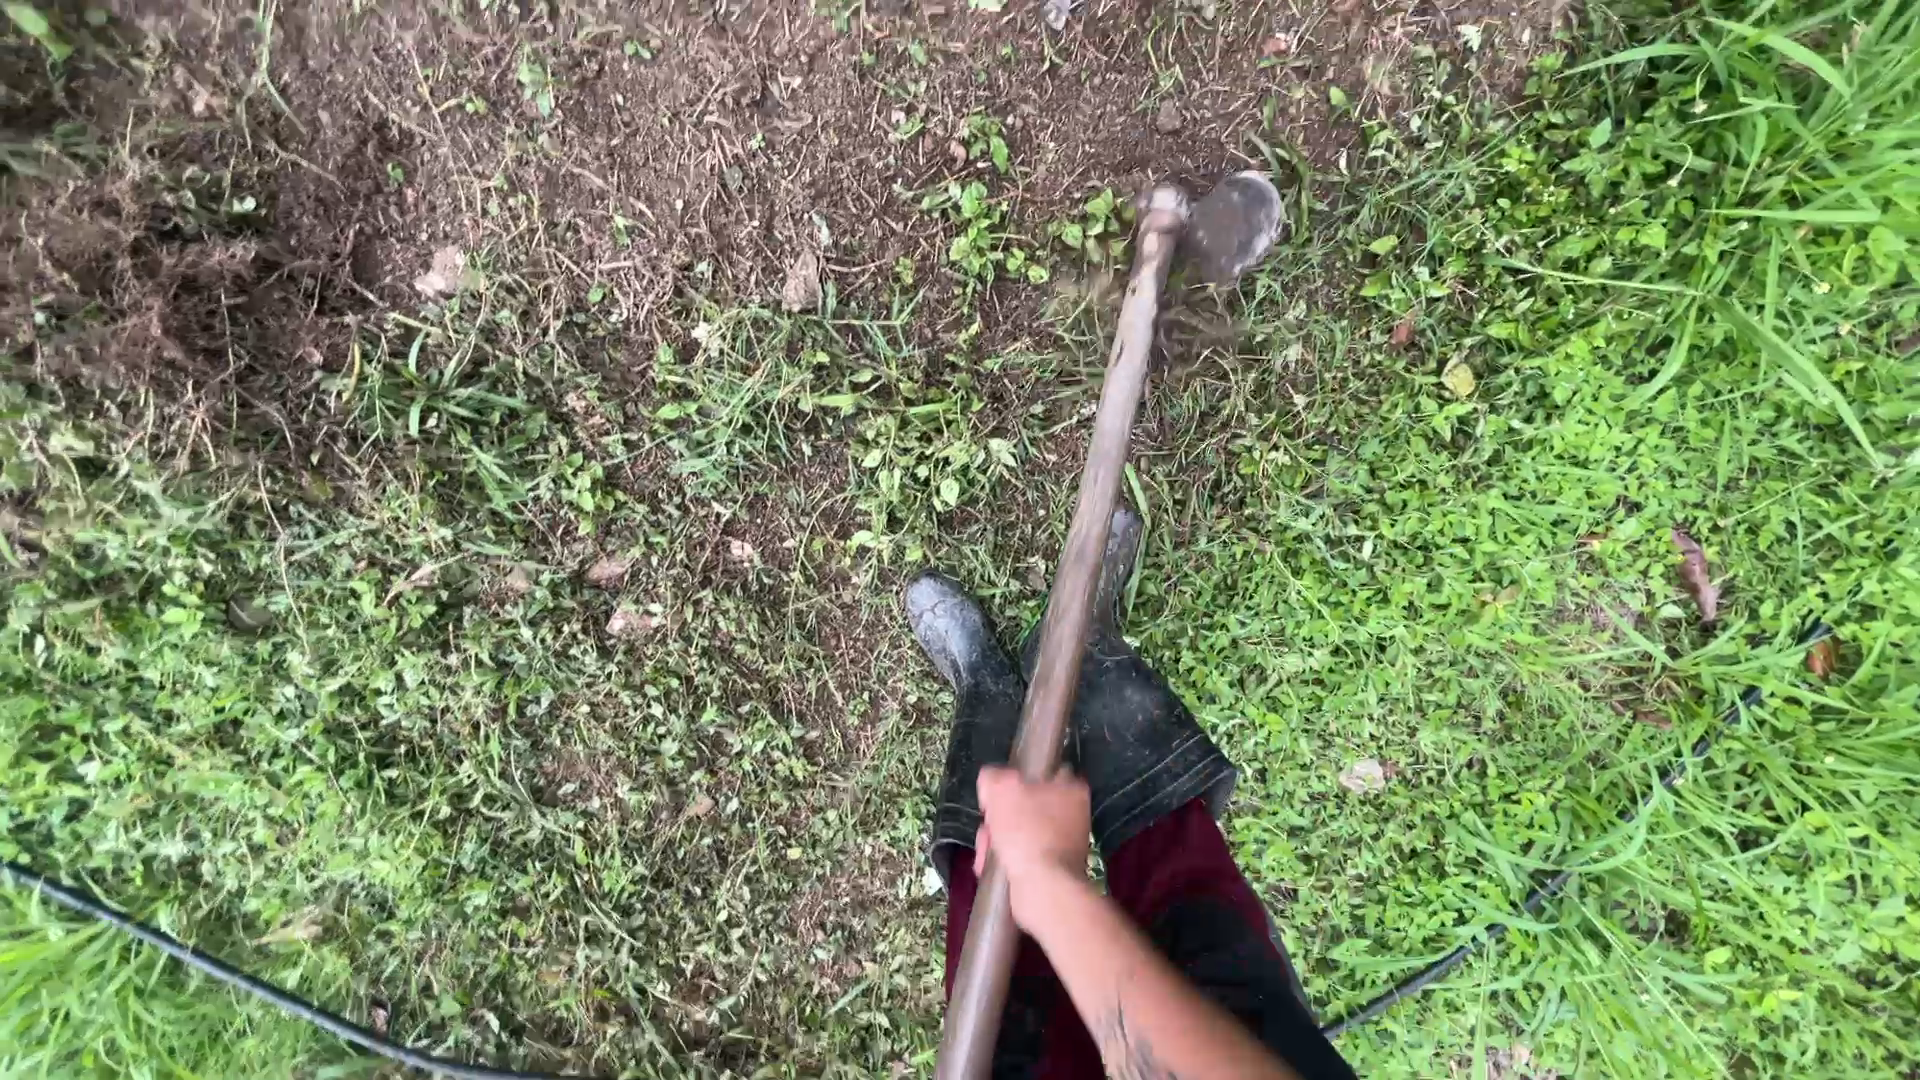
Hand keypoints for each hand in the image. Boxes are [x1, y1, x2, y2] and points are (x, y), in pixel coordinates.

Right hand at [973, 766, 1091, 928]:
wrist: (1043, 888)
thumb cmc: (1027, 831)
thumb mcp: (1001, 788)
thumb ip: (994, 777)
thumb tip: (991, 783)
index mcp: (1072, 788)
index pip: (1041, 771)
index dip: (1015, 778)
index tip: (998, 791)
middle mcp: (1073, 814)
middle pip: (1024, 805)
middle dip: (999, 817)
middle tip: (988, 825)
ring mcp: (1064, 844)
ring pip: (1019, 833)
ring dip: (996, 841)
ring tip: (986, 851)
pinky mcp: (1052, 869)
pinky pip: (1022, 856)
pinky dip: (1004, 860)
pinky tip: (991, 866)